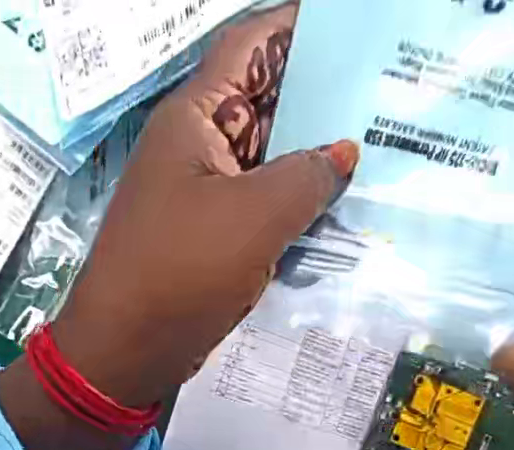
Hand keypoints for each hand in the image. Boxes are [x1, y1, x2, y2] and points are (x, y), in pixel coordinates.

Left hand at [49, 4, 357, 408]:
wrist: (125, 354)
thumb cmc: (180, 274)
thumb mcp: (253, 217)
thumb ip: (306, 177)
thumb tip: (343, 154)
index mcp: (193, 122)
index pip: (250, 47)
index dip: (300, 27)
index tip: (356, 31)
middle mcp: (197, 153)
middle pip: (266, 107)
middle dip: (322, 100)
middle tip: (387, 99)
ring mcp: (204, 203)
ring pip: (267, 167)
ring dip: (313, 164)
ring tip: (380, 153)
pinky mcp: (210, 246)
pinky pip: (260, 216)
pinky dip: (294, 213)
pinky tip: (339, 214)